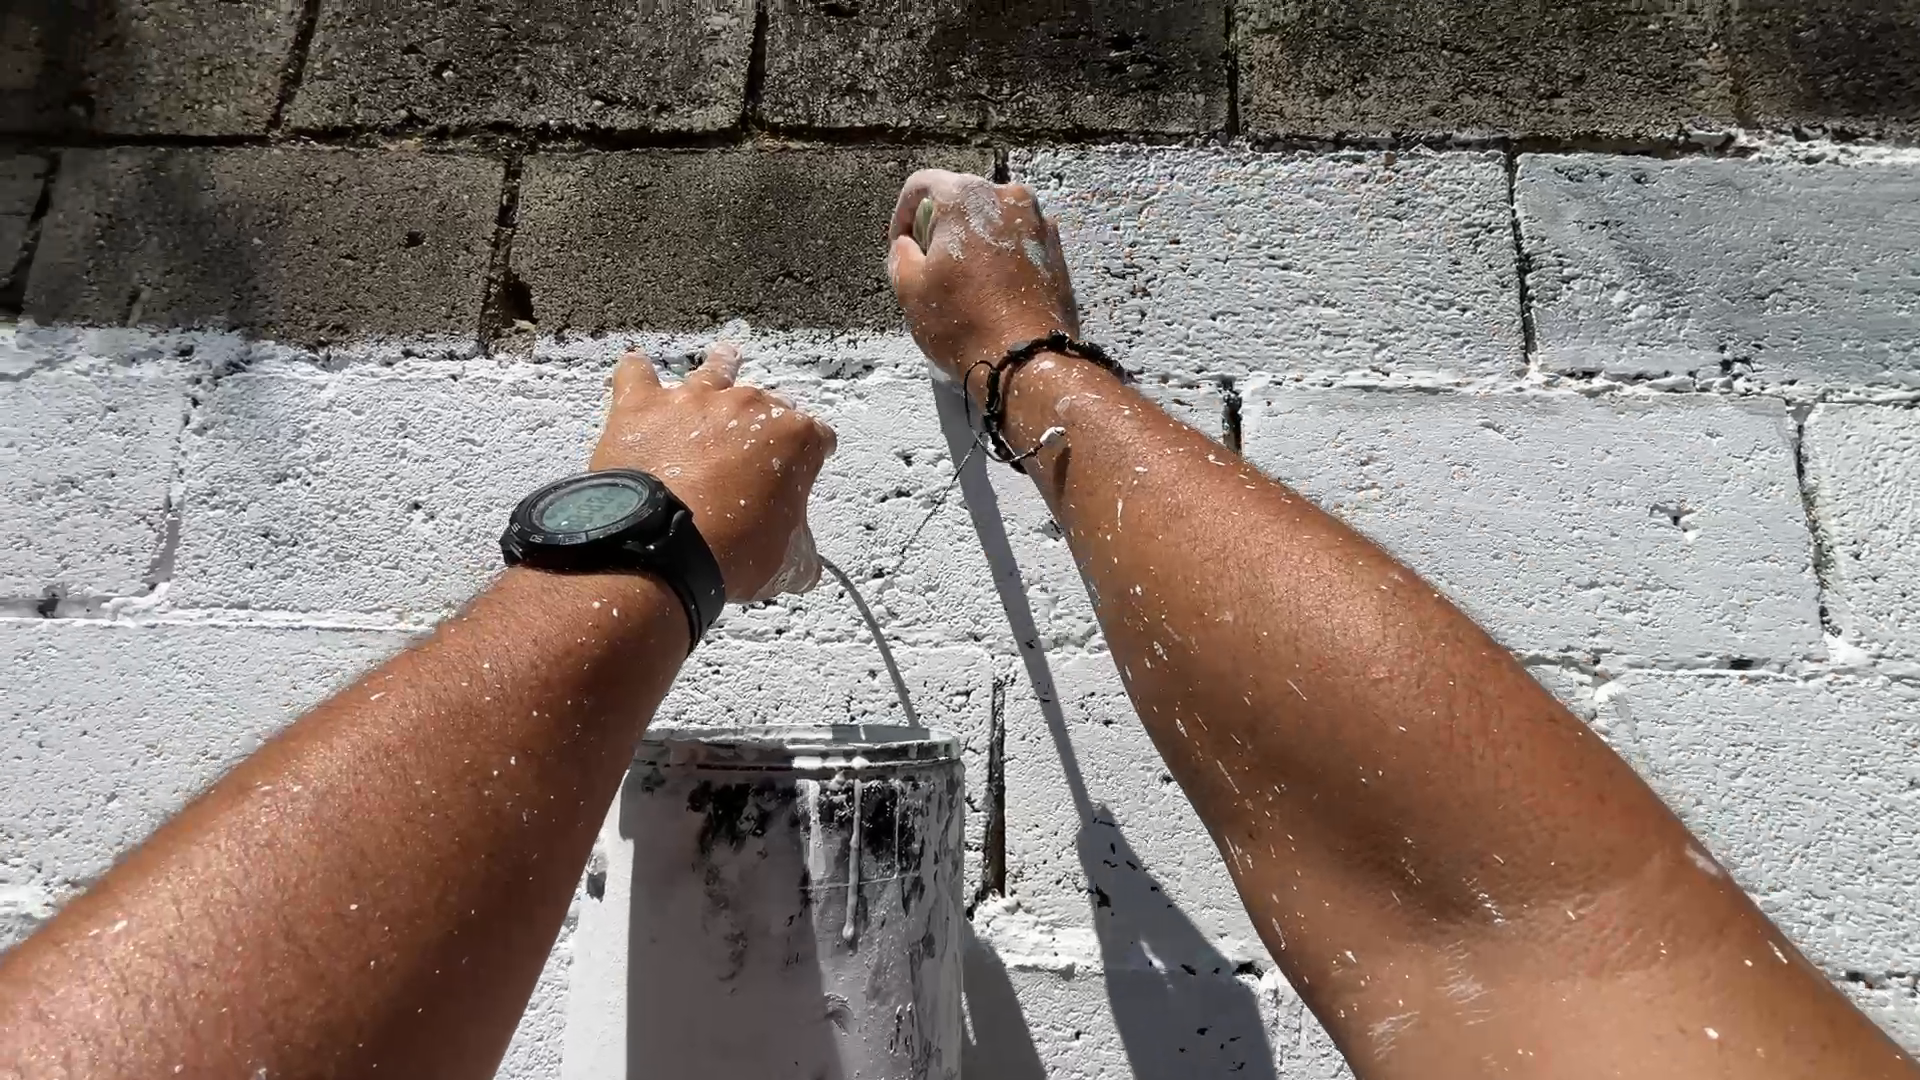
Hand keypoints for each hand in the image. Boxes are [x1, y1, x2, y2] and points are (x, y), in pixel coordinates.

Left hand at [590, 344, 835, 601]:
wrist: (662, 549)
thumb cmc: (735, 553)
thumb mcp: (788, 564)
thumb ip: (803, 554)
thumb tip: (807, 569)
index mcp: (795, 439)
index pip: (819, 437)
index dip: (814, 455)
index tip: (803, 469)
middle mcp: (750, 406)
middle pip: (769, 403)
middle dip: (766, 422)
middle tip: (754, 445)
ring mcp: (695, 400)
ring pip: (715, 370)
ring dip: (722, 367)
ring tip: (726, 357)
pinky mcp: (643, 404)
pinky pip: (638, 374)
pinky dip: (639, 375)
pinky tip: (639, 371)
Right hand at [886, 170, 1081, 388]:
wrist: (1027, 361)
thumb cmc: (964, 324)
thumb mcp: (911, 290)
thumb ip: (900, 254)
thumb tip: (906, 244)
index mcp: (968, 196)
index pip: (923, 185)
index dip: (902, 214)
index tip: (901, 245)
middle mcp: (1009, 197)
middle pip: (963, 200)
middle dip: (942, 228)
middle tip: (931, 266)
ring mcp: (1039, 223)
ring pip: (993, 222)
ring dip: (974, 244)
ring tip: (964, 283)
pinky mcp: (1057, 252)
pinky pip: (1018, 243)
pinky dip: (1001, 259)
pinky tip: (993, 292)